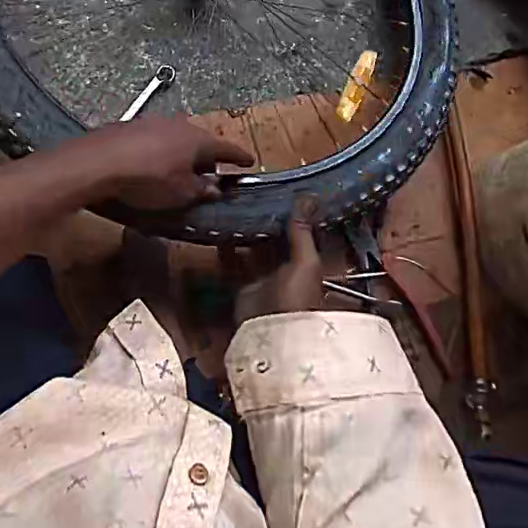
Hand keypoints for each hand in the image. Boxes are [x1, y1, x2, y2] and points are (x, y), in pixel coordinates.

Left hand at [62, 118, 254, 210]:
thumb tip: (215, 188)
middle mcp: (178, 125)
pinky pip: (153, 140)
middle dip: (206, 156)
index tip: (249, 161)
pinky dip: (158, 152)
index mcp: (197, 139)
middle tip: (211, 172)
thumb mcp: (181, 193)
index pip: (226, 148)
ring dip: (180, 153)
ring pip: (175, 138)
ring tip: (180, 170)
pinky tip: (151, 165)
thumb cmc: (148, 179)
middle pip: (199, 140)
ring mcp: (152, 122)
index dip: (238, 157)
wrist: (101, 161)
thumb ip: (201, 190)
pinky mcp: (130, 127)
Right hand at [230, 195, 324, 319]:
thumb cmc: (296, 300)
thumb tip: (309, 197)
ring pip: (252, 248)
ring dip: (244, 231)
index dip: (290, 213)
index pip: (298, 233)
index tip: (277, 188)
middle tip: (248, 192)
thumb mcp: (305, 263)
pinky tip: (218, 230)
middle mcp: (284, 269)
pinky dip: (226, 248)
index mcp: (305, 263)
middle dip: (264, 219)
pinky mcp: (242, 286)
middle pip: (273, 239)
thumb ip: (302, 233)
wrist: (272, 338)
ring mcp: (262, 278)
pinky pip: (233, 262)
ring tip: (232, 206)